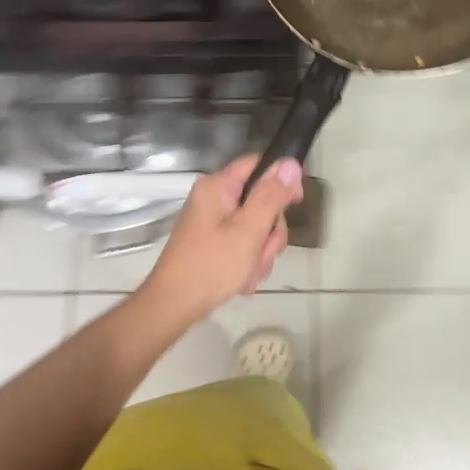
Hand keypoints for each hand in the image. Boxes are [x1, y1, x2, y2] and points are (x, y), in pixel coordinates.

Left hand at [138, 155, 302, 319]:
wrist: (173, 306)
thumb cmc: (211, 266)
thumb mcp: (248, 231)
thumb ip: (271, 197)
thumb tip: (291, 163)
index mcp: (217, 187)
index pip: (258, 164)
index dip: (281, 179)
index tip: (296, 202)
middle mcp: (214, 199)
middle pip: (260, 200)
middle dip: (270, 230)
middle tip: (263, 251)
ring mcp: (213, 222)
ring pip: (256, 226)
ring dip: (261, 251)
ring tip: (250, 272)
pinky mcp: (213, 242)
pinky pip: (243, 243)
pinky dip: (248, 261)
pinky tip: (243, 279)